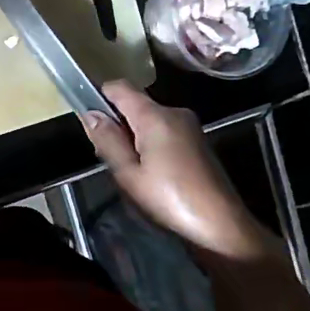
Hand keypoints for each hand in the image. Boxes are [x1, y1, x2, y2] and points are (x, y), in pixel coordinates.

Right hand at [82, 81, 273, 259]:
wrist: (220, 223)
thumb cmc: (169, 199)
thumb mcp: (129, 174)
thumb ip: (108, 140)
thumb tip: (90, 114)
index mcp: (155, 116)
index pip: (120, 87)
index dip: (100, 96)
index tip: (88, 119)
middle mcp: (174, 112)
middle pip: (135, 104)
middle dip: (117, 123)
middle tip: (107, 156)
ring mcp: (189, 125)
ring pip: (150, 119)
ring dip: (134, 136)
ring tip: (129, 170)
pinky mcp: (197, 140)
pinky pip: (164, 130)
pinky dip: (151, 143)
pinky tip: (150, 172)